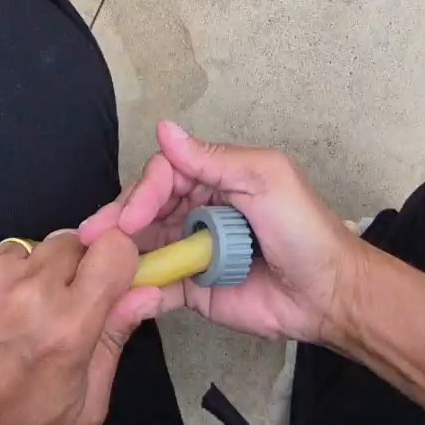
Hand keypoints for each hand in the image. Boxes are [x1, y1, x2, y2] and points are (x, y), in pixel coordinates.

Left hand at [0, 230, 160, 424]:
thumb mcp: (78, 404)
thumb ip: (115, 341)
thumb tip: (147, 293)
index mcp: (68, 325)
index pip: (114, 247)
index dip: (111, 258)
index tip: (102, 273)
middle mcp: (28, 291)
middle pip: (69, 242)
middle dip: (63, 270)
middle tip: (43, 307)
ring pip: (24, 248)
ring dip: (19, 275)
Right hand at [78, 121, 367, 343]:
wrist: (331, 294)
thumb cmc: (304, 228)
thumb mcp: (264, 179)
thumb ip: (212, 159)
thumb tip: (165, 129)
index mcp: (213, 176)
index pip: (163, 174)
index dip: (142, 193)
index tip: (129, 218)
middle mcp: (197, 208)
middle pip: (145, 207)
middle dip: (118, 219)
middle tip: (93, 236)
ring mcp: (192, 248)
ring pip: (144, 245)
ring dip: (120, 252)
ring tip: (95, 265)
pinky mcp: (193, 288)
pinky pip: (158, 286)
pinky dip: (138, 289)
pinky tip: (121, 294)